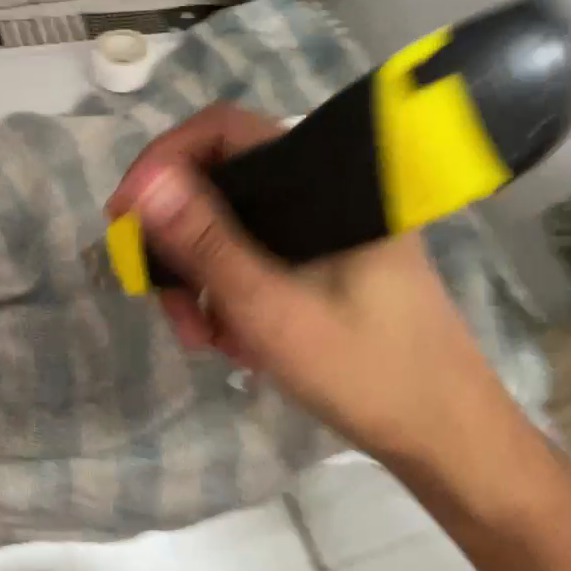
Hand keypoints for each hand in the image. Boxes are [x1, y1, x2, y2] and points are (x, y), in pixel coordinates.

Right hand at [105, 104, 524, 474]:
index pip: (224, 132)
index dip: (162, 162)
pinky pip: (255, 262)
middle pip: (221, 188)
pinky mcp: (326, 265)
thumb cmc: (366, 371)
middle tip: (164, 304)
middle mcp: (326, 195)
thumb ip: (206, 242)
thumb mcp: (270, 308)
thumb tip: (144, 183)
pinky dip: (229, 298)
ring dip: (200, 282)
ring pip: (232, 232)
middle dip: (178, 245)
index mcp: (327, 184)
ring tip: (205, 341)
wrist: (446, 438)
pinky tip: (233, 344)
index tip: (124, 217)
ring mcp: (327, 232)